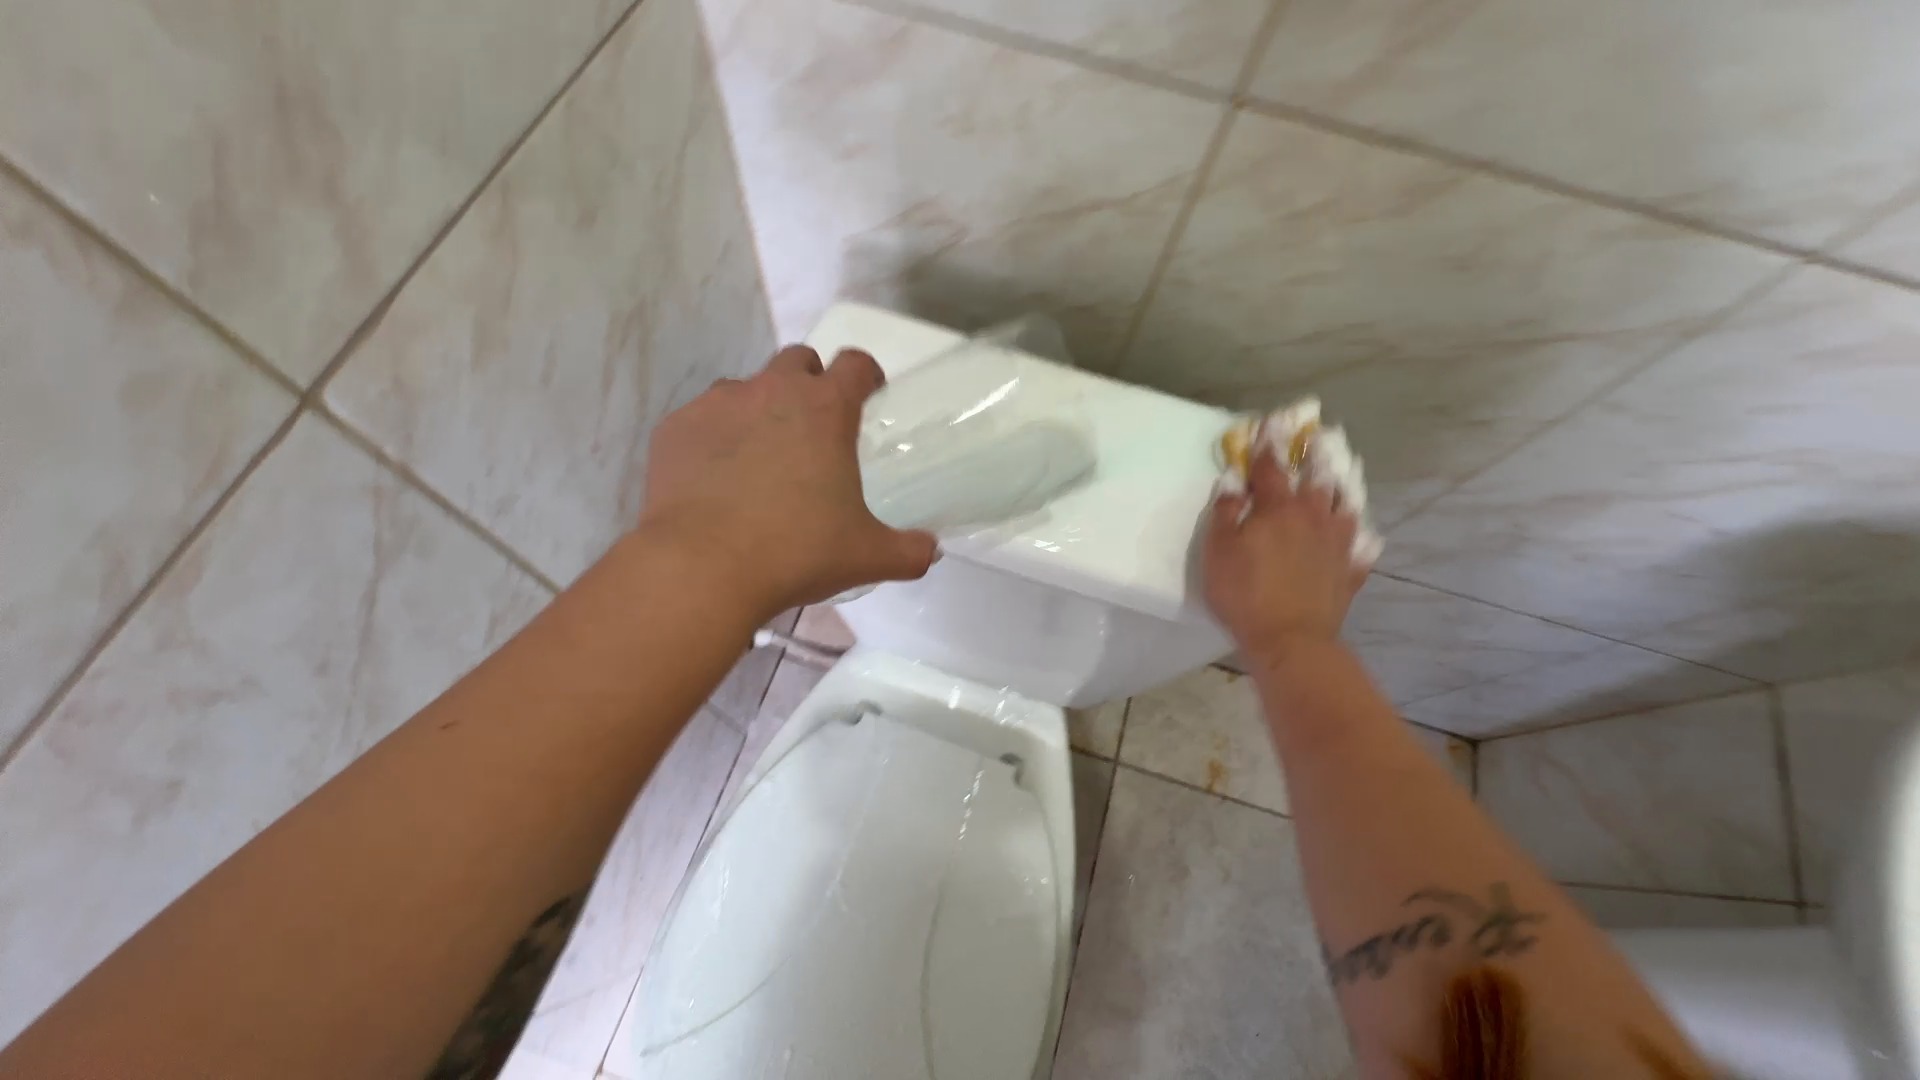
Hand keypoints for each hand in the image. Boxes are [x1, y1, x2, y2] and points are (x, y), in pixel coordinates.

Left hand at [637, 346, 937, 618]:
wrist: (701, 568)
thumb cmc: (795, 552)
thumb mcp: (867, 557)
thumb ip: (909, 551)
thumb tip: (931, 552)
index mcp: (825, 409)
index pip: (856, 364)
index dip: (866, 375)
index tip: (869, 396)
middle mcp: (771, 391)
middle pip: (798, 360)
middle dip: (810, 382)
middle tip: (814, 430)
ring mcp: (717, 405)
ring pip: (745, 388)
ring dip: (760, 410)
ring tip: (760, 460)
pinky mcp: (675, 429)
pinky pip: (702, 420)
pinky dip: (715, 439)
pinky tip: (715, 480)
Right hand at [1202, 435, 1371, 665]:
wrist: (1291, 638)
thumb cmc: (1244, 593)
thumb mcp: (1219, 551)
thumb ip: (1225, 512)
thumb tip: (1233, 482)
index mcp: (1278, 508)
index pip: (1270, 466)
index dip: (1266, 443)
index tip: (1268, 422)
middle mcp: (1313, 516)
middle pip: (1317, 476)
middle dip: (1314, 452)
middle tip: (1318, 434)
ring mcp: (1337, 542)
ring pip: (1345, 504)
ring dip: (1343, 484)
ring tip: (1345, 472)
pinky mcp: (1350, 569)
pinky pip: (1361, 546)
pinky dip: (1362, 535)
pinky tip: (1364, 534)